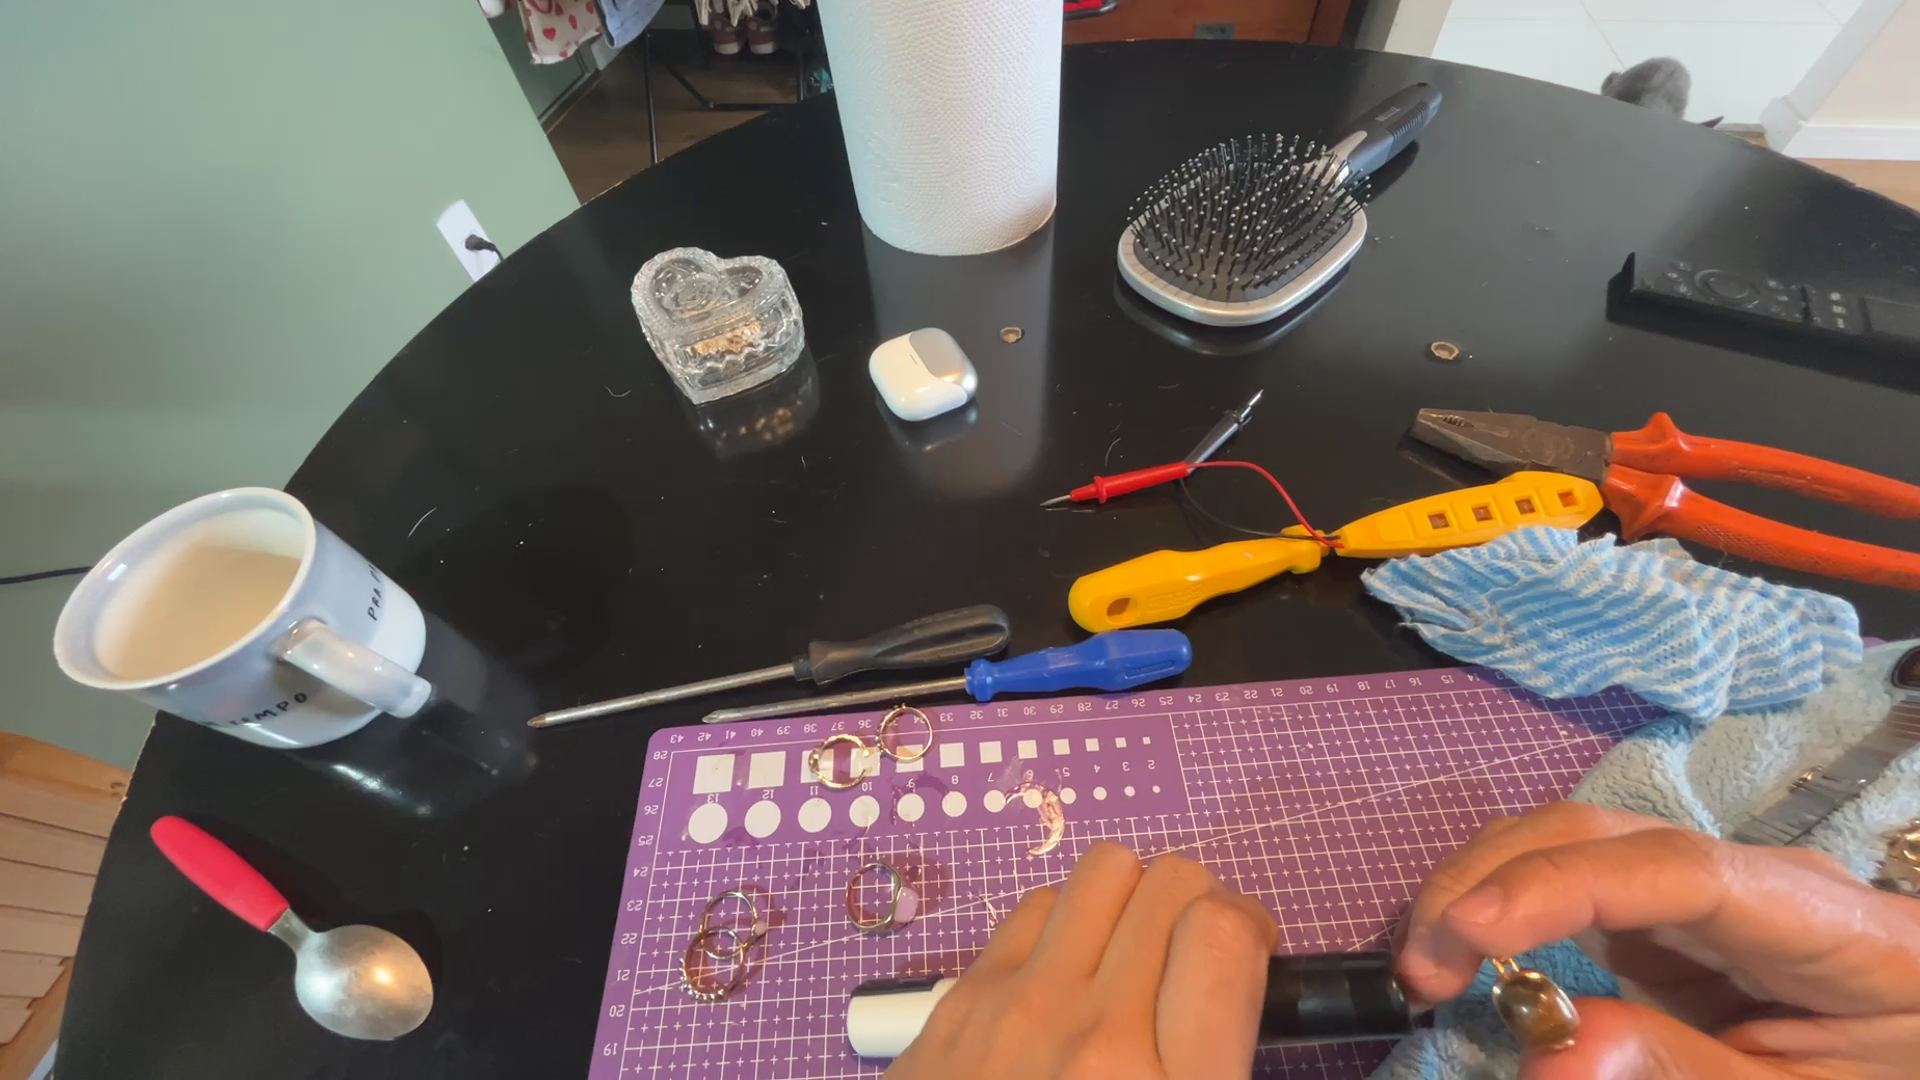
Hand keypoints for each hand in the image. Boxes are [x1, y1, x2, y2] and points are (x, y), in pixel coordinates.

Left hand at [887, 842, 1277, 1079]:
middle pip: (1167, 881)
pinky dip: (1069, 923)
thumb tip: (1233, 1000)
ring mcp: (1014, 1004)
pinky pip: (1036, 906)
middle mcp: (1089, 1033)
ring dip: (1134, 900)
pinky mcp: (960, 999)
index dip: (1250, 928)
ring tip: (1133, 952)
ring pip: (1101, 871)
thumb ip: (1214, 1067)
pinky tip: (1067, 973)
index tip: (1249, 953)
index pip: (1219, 934)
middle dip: (1200, 905)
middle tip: (1196, 955)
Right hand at [1395, 801, 1919, 1079]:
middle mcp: (1742, 869)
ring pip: (1552, 841)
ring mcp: (1686, 878)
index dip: (1560, 887)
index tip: (1469, 935)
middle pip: (1585, 833)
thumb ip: (1692, 1076)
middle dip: (1485, 883)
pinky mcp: (1650, 904)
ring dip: (1473, 889)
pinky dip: (1496, 905)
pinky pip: (1553, 879)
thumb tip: (1544, 1057)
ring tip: (1427, 960)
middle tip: (1422, 966)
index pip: (1672, 869)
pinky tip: (1465, 944)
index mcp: (1829, 920)